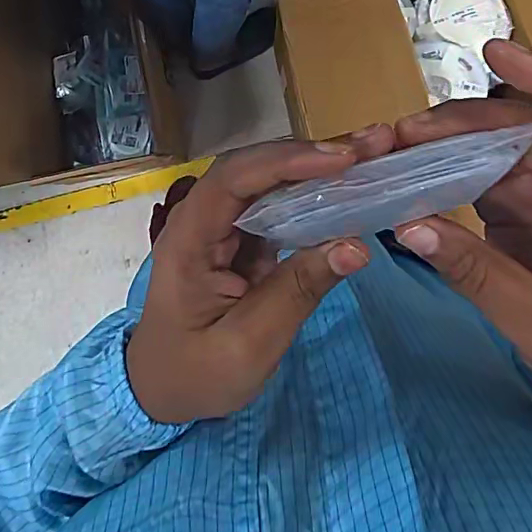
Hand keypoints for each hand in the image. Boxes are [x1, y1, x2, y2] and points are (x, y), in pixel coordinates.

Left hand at [126, 129, 393, 423]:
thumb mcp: (248, 345)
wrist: (160, 386)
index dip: (286, 162)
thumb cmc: (195, 372)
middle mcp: (202, 215)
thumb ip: (298, 291)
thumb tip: (357, 246)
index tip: (340, 159)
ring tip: (368, 154)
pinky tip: (346, 187)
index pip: (234, 179)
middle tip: (370, 145)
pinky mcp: (240, 233)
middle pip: (253, 167)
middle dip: (310, 153)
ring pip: (268, 178)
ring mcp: (220, 222)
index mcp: (189, 236)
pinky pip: (277, 202)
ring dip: (316, 166)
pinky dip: (312, 192)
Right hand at [391, 40, 531, 417]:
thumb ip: (481, 277)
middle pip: (528, 124)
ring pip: (496, 142)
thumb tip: (409, 224)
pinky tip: (408, 170)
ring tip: (396, 146)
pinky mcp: (522, 208)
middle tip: (406, 131)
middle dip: (467, 117)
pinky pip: (479, 172)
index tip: (496, 52)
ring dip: (447, 138)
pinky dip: (442, 167)